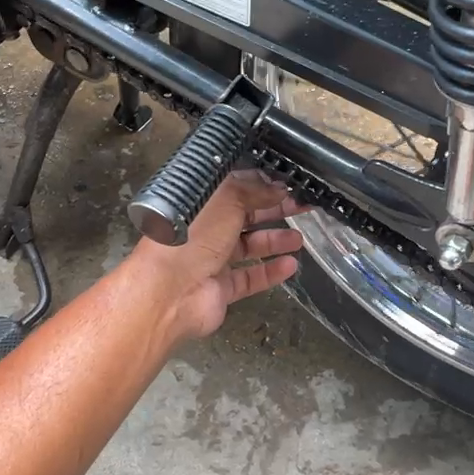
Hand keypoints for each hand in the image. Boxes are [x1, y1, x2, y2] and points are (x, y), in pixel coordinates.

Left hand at [126, 171, 309, 343]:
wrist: (170, 290)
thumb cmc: (192, 235)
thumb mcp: (226, 199)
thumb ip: (254, 191)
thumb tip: (277, 187)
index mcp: (200, 202)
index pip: (235, 188)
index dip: (262, 184)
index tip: (288, 184)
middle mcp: (205, 228)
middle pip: (245, 216)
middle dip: (274, 210)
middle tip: (303, 207)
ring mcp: (212, 260)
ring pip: (249, 247)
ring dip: (275, 241)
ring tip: (299, 239)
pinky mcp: (221, 288)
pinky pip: (250, 277)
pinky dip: (270, 272)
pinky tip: (291, 265)